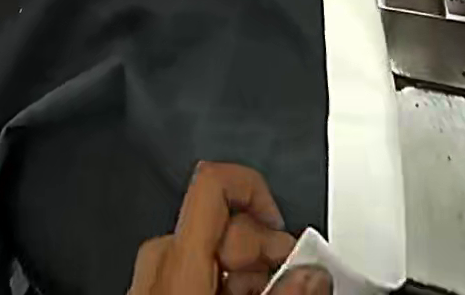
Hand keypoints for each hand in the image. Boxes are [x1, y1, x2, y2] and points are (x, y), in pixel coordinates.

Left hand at [128, 162, 325, 294]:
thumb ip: (281, 292)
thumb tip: (313, 271)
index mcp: (175, 256)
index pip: (212, 181)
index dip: (254, 191)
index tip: (283, 229)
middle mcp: (159, 254)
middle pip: (222, 217)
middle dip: (264, 245)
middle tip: (293, 279)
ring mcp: (151, 273)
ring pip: (212, 245)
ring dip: (249, 269)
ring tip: (269, 293)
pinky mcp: (153, 288)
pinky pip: (195, 265)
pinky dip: (226, 280)